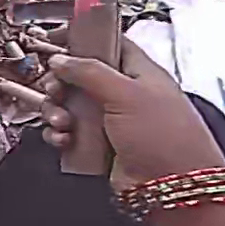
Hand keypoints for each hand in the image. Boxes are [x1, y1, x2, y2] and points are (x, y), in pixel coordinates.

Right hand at [40, 48, 224, 191]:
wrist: (170, 187)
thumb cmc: (163, 135)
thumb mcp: (127, 94)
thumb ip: (90, 72)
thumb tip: (60, 59)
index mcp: (138, 72)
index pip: (107, 43)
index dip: (81, 38)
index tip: (54, 40)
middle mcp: (122, 94)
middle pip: (79, 76)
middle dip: (60, 82)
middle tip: (54, 90)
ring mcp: (108, 120)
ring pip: (68, 105)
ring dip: (57, 111)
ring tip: (62, 123)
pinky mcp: (97, 144)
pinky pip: (67, 132)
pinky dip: (59, 134)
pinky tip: (64, 139)